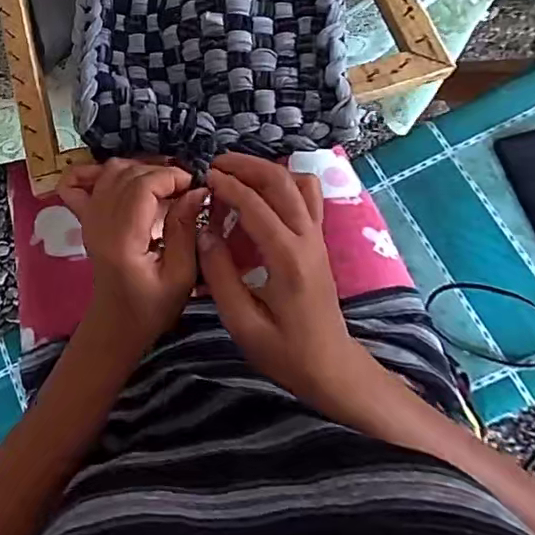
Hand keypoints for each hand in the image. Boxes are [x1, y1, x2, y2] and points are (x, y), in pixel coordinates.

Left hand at [57, 159, 204, 351]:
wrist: (117, 322)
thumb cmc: (152, 307)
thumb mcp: (181, 276)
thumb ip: (185, 230)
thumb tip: (197, 191)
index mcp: (121, 238)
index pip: (141, 186)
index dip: (171, 177)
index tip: (196, 186)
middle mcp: (98, 221)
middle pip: (125, 174)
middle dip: (160, 172)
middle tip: (186, 188)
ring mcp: (87, 216)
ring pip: (108, 171)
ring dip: (138, 168)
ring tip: (164, 185)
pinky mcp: (84, 216)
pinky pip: (76, 182)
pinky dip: (94, 171)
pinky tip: (121, 179)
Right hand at [195, 153, 388, 418]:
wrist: (333, 370)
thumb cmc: (284, 352)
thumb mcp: (241, 322)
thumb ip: (219, 274)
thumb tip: (203, 232)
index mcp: (287, 259)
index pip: (256, 205)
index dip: (227, 186)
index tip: (201, 178)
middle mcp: (307, 240)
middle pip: (281, 182)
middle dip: (245, 166)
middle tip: (213, 165)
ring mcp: (317, 238)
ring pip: (297, 183)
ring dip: (264, 169)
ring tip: (233, 171)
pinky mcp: (318, 241)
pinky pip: (307, 196)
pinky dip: (284, 181)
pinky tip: (260, 189)